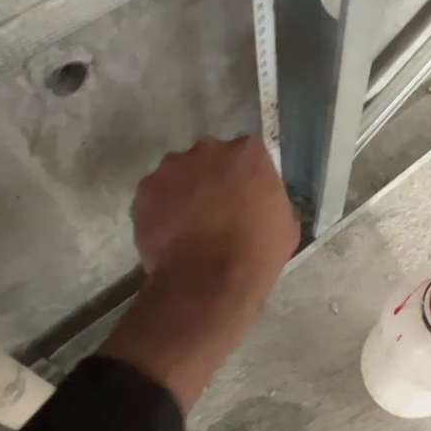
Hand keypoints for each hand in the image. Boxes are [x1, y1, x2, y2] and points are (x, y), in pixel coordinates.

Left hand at [101, 137, 298, 409]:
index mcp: (249, 153)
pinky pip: (155, 195)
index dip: (244, 176)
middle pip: (210, 158)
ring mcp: (172, 168)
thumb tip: (262, 200)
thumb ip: (271, 199)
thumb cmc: (256, 253)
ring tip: (189, 225)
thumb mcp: (285, 224)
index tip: (244, 195)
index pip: (248, 154)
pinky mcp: (145, 190)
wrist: (208, 281)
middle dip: (212, 178)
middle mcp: (208, 149)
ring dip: (184, 192)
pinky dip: (161, 209)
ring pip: (179, 174)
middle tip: (216, 210)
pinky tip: (170, 234)